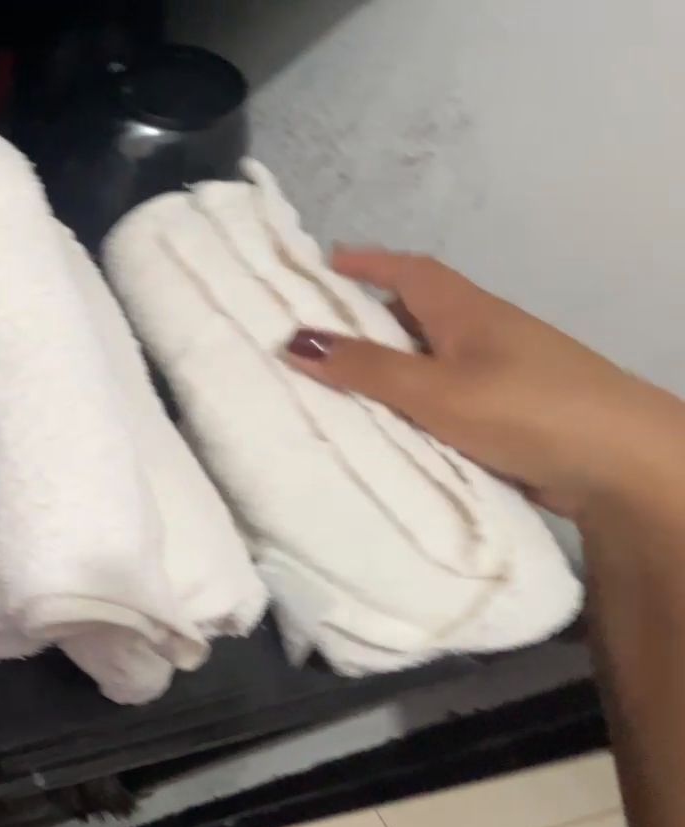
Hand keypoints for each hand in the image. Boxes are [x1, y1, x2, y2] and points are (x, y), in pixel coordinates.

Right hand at [283, 248, 684, 519]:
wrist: (627, 468)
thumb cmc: (531, 412)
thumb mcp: (436, 389)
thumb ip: (366, 368)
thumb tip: (295, 340)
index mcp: (470, 316)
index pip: (414, 273)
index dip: (370, 264)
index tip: (324, 263)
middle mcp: (481, 338)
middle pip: (412, 315)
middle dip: (360, 317)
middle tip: (304, 332)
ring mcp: (493, 376)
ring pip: (419, 358)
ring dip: (374, 363)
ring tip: (321, 380)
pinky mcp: (497, 413)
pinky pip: (429, 395)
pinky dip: (393, 398)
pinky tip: (370, 419)